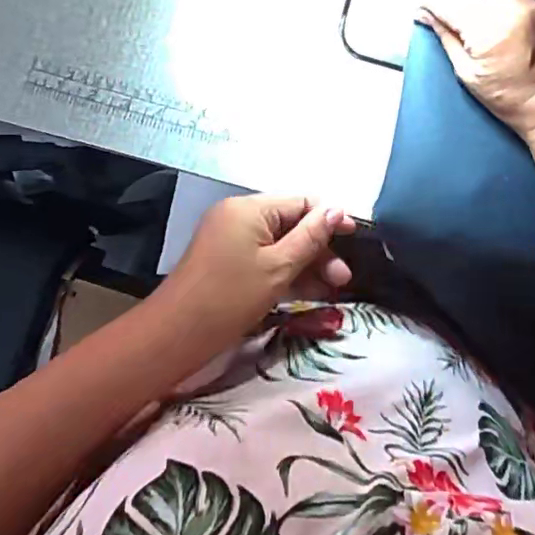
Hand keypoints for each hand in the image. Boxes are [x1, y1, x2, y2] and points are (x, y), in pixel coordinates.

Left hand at [158, 196, 356, 331]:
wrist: (178, 333)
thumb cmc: (231, 296)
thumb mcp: (278, 267)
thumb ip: (311, 238)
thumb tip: (337, 209)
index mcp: (249, 208)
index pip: (300, 201)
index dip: (330, 218)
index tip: (357, 238)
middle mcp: (238, 216)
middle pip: (291, 224)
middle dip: (319, 249)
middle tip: (343, 279)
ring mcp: (230, 240)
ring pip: (279, 245)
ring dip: (306, 265)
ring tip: (334, 290)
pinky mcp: (227, 263)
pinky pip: (264, 260)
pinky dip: (285, 274)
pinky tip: (310, 293)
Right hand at [419, 0, 534, 137]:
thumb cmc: (513, 100)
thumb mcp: (468, 74)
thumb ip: (446, 37)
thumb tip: (426, 14)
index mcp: (492, 31)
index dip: (428, 0)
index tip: (422, 7)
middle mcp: (518, 7)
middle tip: (443, 2)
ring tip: (469, 7)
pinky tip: (495, 11)